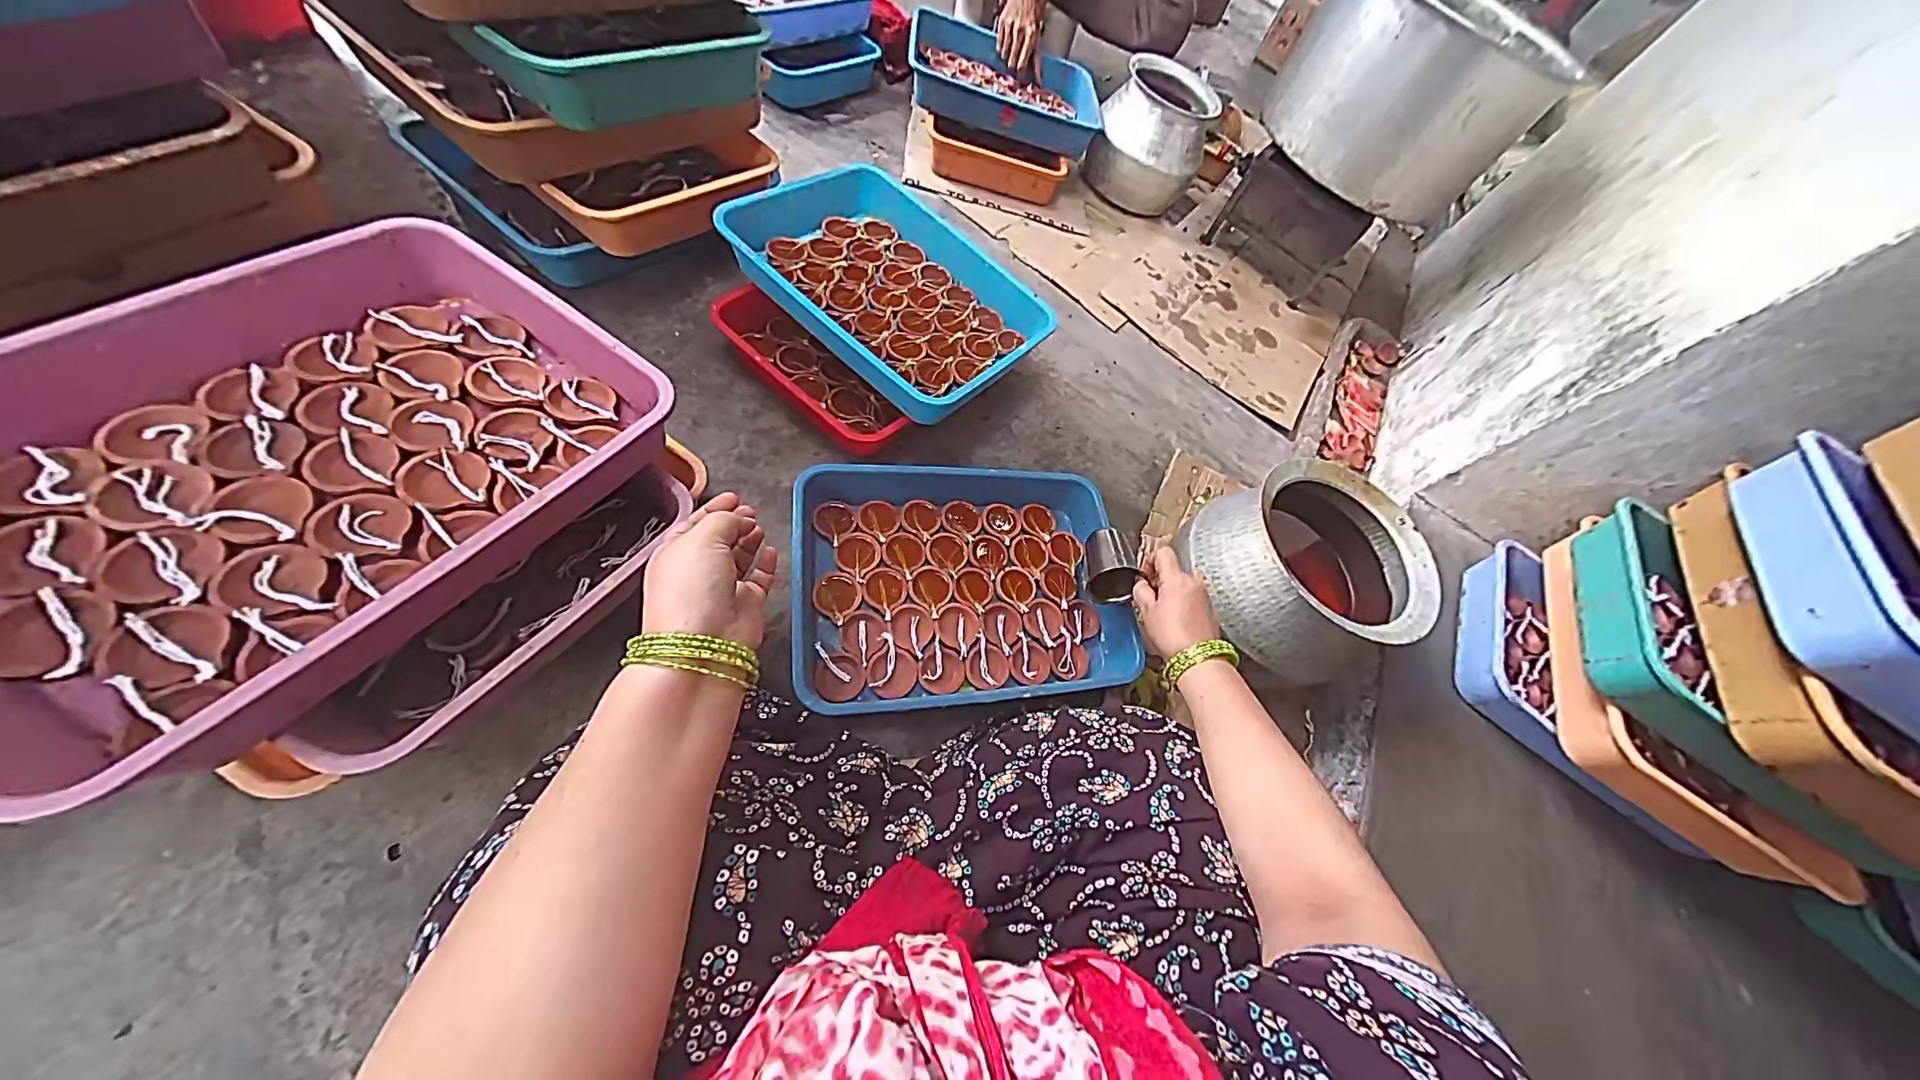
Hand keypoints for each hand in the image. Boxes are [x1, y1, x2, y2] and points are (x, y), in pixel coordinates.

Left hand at [641, 492, 778, 647]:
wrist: (704, 643)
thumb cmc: (691, 592)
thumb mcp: (703, 538)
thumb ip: (724, 520)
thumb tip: (740, 519)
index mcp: (676, 553)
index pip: (696, 524)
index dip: (716, 509)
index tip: (734, 498)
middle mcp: (698, 571)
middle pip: (719, 540)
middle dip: (735, 523)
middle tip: (751, 512)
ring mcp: (722, 589)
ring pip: (740, 558)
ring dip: (750, 541)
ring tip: (760, 528)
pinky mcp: (746, 605)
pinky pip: (760, 579)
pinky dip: (766, 564)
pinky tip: (771, 550)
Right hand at [995, 0, 1044, 78]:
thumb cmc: (1035, 9)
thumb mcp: (1039, 33)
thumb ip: (1036, 55)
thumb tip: (1037, 77)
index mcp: (1032, 35)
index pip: (1024, 62)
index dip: (1021, 73)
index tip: (1020, 79)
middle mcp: (1021, 31)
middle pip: (1013, 60)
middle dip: (1013, 68)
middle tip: (1014, 70)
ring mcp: (1010, 27)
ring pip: (1004, 53)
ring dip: (1007, 58)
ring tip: (1009, 58)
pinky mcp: (1003, 22)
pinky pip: (999, 41)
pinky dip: (1001, 48)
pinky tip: (1003, 49)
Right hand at [1130, 545, 1222, 657]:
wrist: (1197, 657)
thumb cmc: (1172, 635)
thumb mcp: (1146, 611)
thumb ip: (1141, 590)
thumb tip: (1141, 584)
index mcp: (1177, 578)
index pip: (1164, 553)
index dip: (1150, 561)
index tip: (1145, 576)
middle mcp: (1194, 582)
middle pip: (1174, 569)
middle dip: (1161, 580)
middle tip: (1151, 597)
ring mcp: (1204, 594)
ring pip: (1184, 583)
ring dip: (1173, 591)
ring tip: (1164, 611)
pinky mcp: (1210, 607)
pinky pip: (1193, 596)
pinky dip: (1184, 602)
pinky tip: (1176, 619)